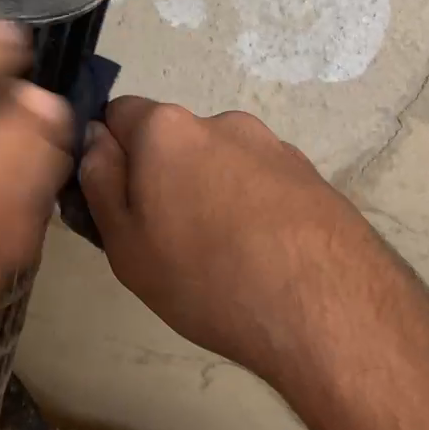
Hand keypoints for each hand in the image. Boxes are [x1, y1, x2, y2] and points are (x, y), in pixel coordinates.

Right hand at [77, 97, 383, 379]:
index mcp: (167, 129)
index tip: (119, 200)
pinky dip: (254, 208)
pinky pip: (262, 184)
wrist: (333, 315)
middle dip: (162, 175)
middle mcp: (221, 122)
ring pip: (220, 162)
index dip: (110, 154)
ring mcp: (274, 147)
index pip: (117, 114)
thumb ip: (100, 181)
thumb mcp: (124, 243)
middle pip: (172, 139)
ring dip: (211, 192)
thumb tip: (95, 140)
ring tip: (224, 257)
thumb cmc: (206, 278)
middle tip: (167, 238)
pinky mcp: (315, 178)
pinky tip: (264, 259)